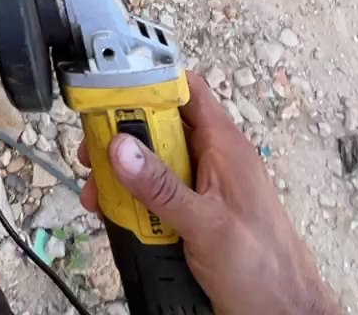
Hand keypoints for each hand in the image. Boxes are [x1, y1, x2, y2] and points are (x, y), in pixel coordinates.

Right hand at [76, 77, 337, 314]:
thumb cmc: (266, 275)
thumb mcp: (209, 228)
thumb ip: (163, 188)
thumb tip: (119, 146)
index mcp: (224, 146)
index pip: (184, 89)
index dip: (146, 80)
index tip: (106, 90)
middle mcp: (212, 156)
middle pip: (156, 122)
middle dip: (119, 134)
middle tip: (91, 151)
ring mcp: (202, 183)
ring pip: (150, 157)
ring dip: (119, 170)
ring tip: (97, 191)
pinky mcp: (192, 207)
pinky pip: (153, 187)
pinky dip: (130, 195)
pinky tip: (114, 212)